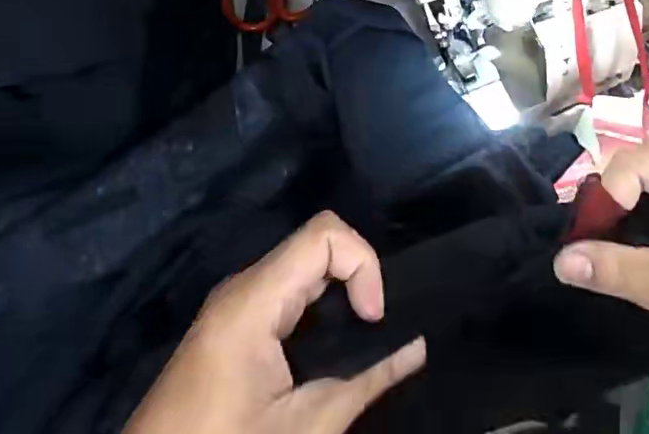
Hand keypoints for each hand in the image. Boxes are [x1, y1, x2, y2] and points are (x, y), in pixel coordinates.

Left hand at [123, 211, 426, 433]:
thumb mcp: (305, 428)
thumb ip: (367, 380)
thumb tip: (416, 344)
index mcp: (254, 298)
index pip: (323, 233)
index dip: (363, 262)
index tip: (375, 319)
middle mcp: (242, 286)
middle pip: (314, 244)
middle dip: (355, 276)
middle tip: (374, 331)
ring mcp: (233, 303)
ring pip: (302, 266)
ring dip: (339, 292)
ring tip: (359, 341)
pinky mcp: (232, 322)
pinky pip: (286, 290)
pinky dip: (318, 307)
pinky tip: (327, 349)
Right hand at [553, 135, 648, 414]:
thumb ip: (625, 273)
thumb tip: (560, 260)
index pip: (631, 166)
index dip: (603, 204)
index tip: (588, 251)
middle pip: (630, 167)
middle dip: (606, 209)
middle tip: (589, 256)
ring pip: (635, 179)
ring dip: (616, 216)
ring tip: (603, 255)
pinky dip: (633, 219)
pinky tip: (627, 248)